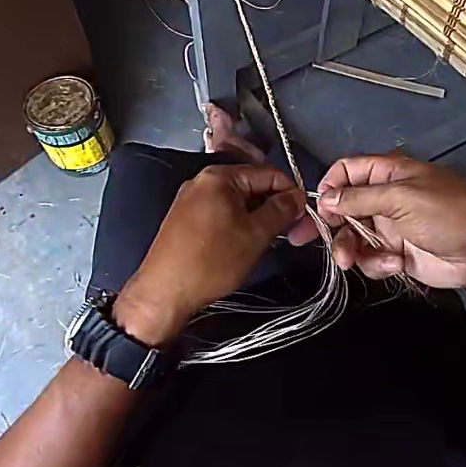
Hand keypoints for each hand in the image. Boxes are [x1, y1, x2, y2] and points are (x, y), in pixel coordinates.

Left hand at [117, 164, 305, 342]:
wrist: (163, 293)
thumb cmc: (212, 261)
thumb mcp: (255, 234)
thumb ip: (281, 210)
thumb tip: (298, 196)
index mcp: (220, 176)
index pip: (270, 173)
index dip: (291, 194)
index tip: (303, 218)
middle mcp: (203, 180)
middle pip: (253, 185)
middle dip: (274, 207)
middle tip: (288, 233)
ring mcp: (192, 198)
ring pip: (239, 201)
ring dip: (257, 217)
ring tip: (266, 242)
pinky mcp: (186, 217)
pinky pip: (223, 211)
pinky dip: (239, 223)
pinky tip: (244, 244)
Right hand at [313, 154, 465, 292]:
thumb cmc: (448, 214)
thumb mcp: (402, 198)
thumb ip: (360, 198)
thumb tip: (326, 199)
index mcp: (389, 174)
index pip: (348, 170)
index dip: (330, 185)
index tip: (319, 206)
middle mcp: (386, 198)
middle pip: (344, 208)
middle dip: (332, 226)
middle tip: (316, 240)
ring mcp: (390, 227)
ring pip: (353, 237)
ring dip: (350, 250)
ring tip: (351, 261)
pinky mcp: (396, 253)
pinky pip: (371, 258)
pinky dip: (377, 263)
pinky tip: (396, 264)